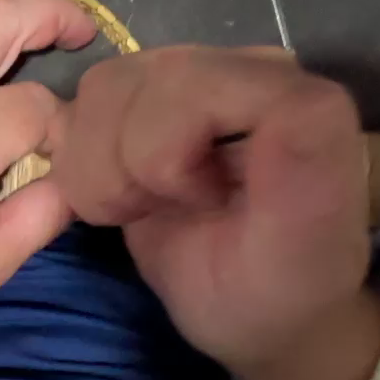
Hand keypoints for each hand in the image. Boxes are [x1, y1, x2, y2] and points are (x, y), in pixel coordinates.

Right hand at [48, 46, 379, 379]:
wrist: (248, 309)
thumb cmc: (275, 290)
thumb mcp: (301, 250)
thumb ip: (306, 173)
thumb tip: (298, 100)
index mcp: (286, 92)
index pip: (183, 85)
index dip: (166, 158)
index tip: (202, 205)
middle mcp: (229, 70)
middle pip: (125, 86)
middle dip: (125, 170)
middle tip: (166, 213)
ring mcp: (178, 81)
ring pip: (94, 94)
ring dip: (98, 172)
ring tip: (143, 208)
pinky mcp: (135, 103)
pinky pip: (74, 111)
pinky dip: (77, 169)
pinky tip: (116, 199)